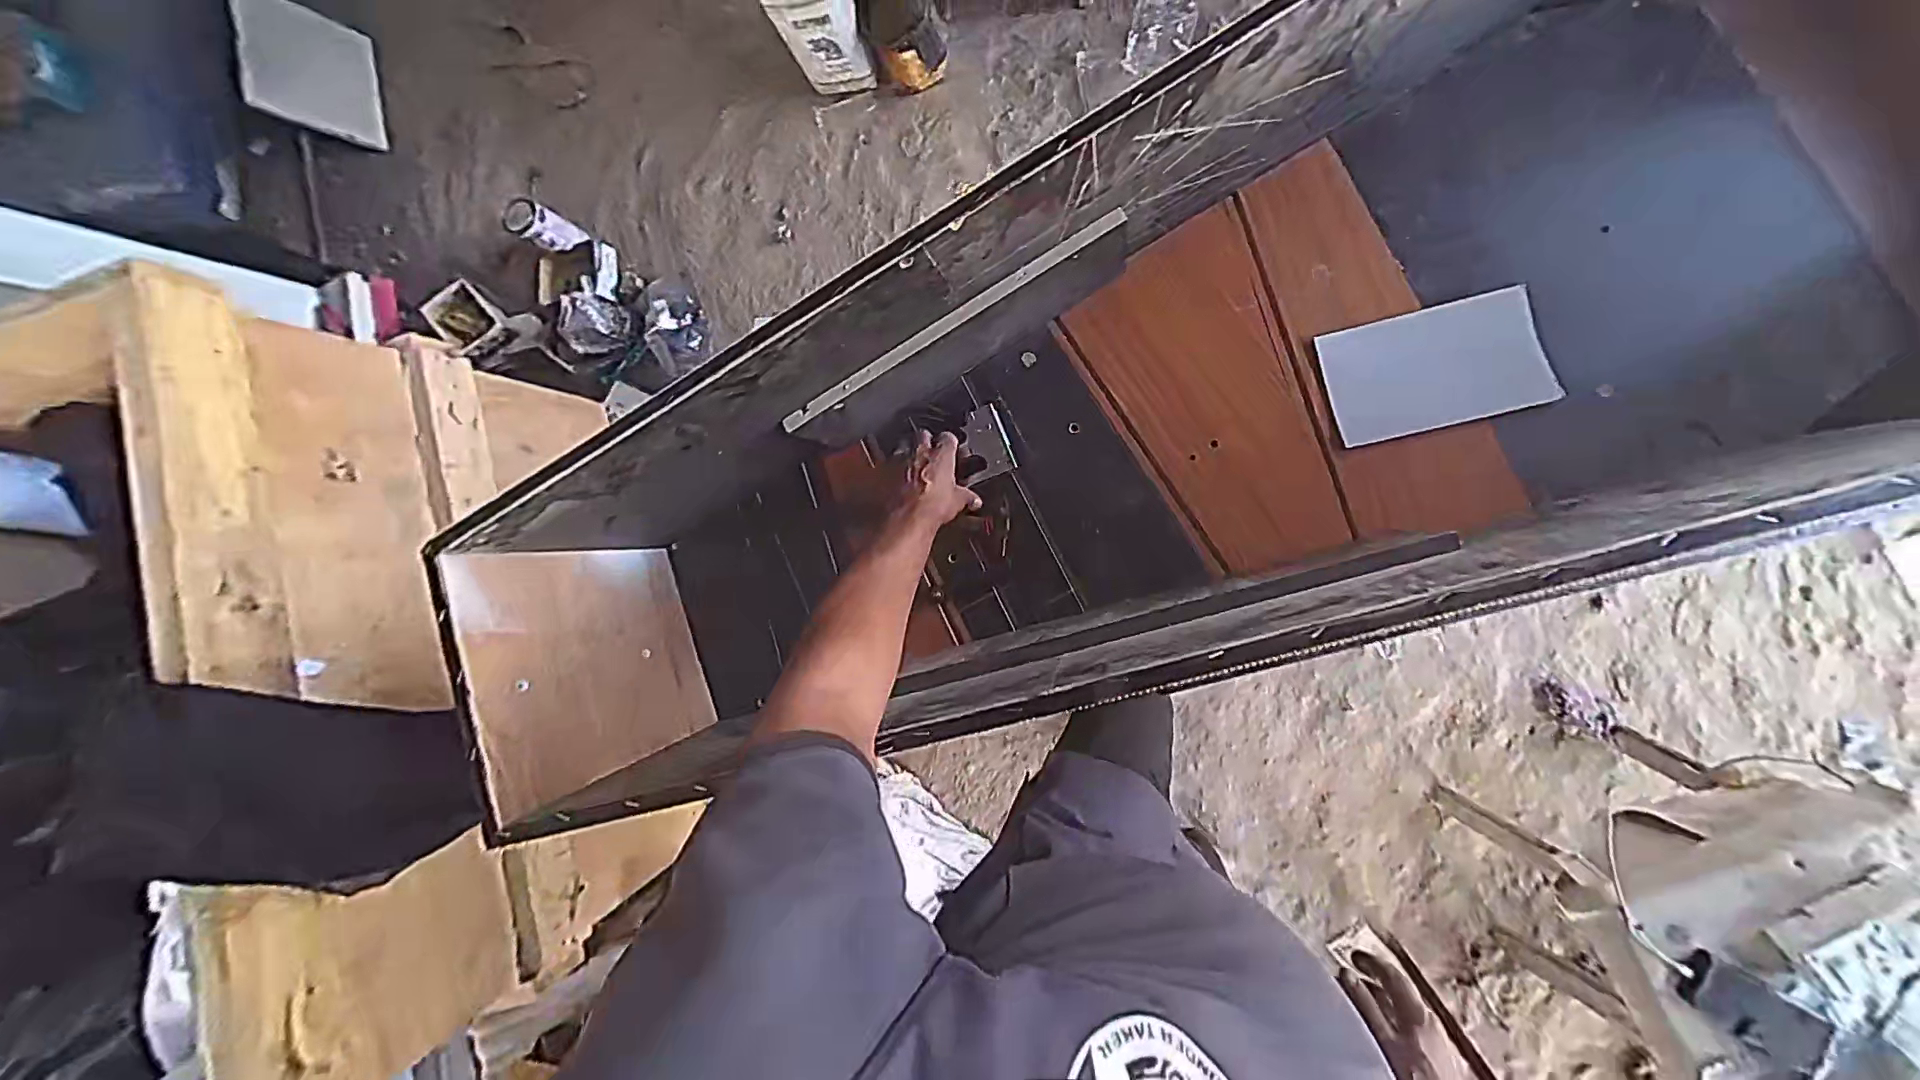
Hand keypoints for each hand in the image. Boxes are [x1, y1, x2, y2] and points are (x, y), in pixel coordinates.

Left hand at [895, 429, 980, 529]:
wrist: (904, 518)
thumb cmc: (930, 506)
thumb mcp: (957, 502)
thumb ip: (966, 496)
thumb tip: (974, 500)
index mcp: (940, 455)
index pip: (949, 438)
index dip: (950, 443)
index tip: (952, 448)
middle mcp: (918, 451)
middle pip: (923, 435)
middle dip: (926, 442)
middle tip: (930, 454)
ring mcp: (897, 459)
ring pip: (902, 446)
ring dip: (906, 454)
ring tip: (911, 466)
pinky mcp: (881, 471)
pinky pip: (885, 463)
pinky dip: (889, 469)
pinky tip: (893, 479)